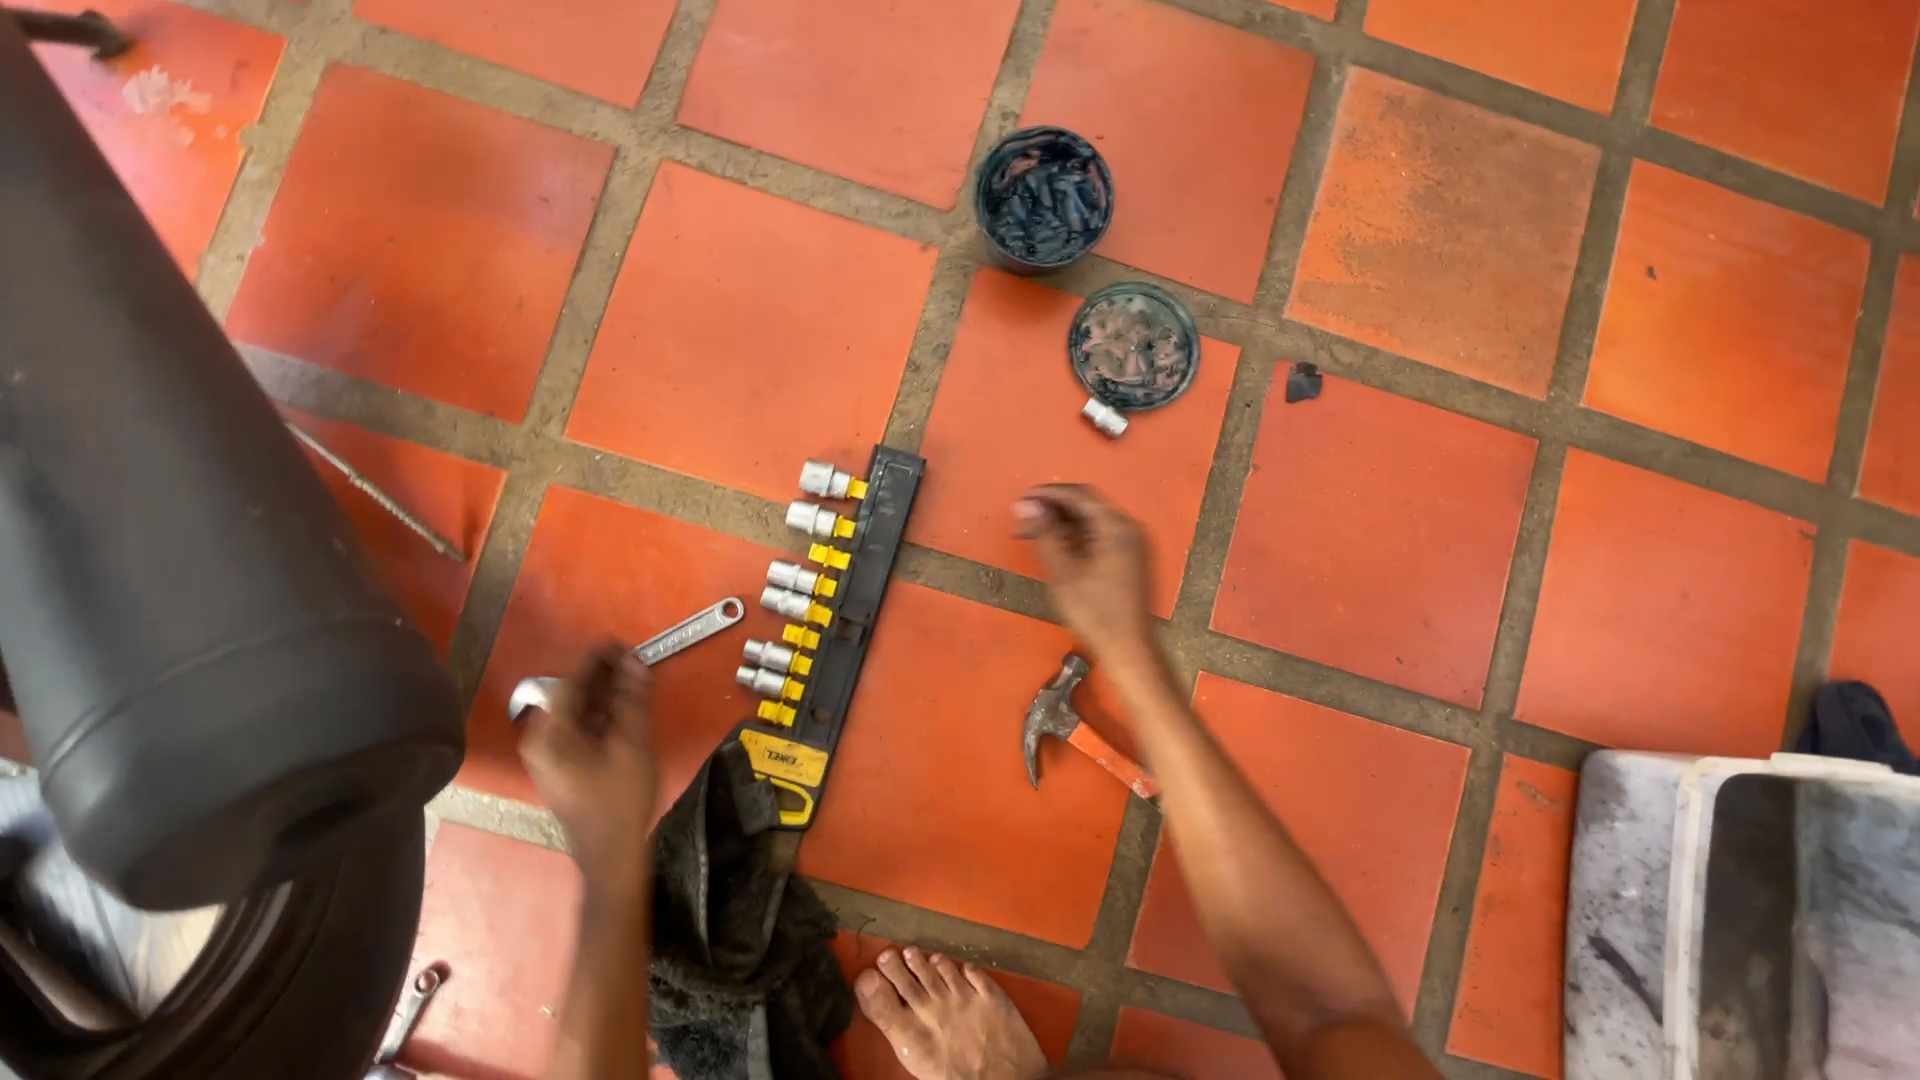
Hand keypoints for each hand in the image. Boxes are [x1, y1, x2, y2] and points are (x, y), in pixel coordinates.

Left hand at [518, 642, 656, 896]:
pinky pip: (581, 729)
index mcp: (550, 735)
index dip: (596, 658)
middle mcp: (541, 742)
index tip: (619, 641)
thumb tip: (634, 662)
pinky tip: (625, 708)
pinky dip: (602, 714)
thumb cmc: (621, 800)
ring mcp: (550, 757)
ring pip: (577, 712)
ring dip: (605, 694)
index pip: (570, 682)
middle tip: (631, 657)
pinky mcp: (564, 767)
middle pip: (571, 696)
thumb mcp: (632, 744)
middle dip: (602, 675)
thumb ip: (632, 699)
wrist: (613, 855)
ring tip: (633, 678)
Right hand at [1013, 484, 1158, 669]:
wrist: (1128, 648)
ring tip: (1033, 536)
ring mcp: (1132, 544)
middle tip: (1023, 521)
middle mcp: (1129, 528)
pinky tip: (1056, 549)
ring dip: (1062, 524)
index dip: (1047, 494)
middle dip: (1052, 509)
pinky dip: (1076, 537)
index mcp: (1117, 527)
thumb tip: (1026, 504)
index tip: (1020, 503)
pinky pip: (1099, 536)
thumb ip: (1045, 534)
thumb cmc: (1095, 613)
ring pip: (1091, 521)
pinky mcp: (1129, 558)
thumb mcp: (1063, 572)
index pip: (1078, 495)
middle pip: (1086, 505)